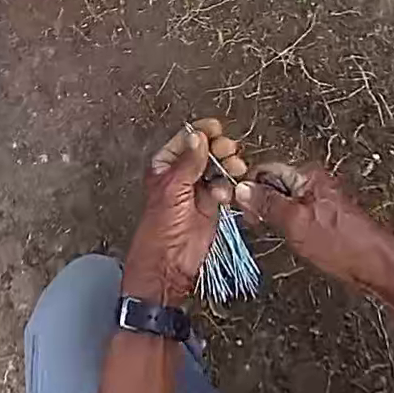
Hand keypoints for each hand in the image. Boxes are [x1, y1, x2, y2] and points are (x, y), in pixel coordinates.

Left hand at [123, 119, 246, 305]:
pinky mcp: (211, 203)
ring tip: (234, 168)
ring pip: (218, 167)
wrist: (169, 264)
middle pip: (206, 150)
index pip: (186, 139)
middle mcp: (182, 174)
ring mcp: (197, 188)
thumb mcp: (173, 189)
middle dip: (219, 148)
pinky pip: (224, 186)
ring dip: (227, 165)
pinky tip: (224, 194)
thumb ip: (189, 162)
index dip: (201, 132)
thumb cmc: (159, 228)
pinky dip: (227, 187)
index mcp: (166, 165)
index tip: (216, 128)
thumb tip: (198, 136)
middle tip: (228, 149)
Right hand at [234, 163, 393, 294]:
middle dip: (262, 203)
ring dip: (275, 215)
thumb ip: (267, 203)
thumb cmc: (341, 243)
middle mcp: (315, 183)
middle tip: (256, 223)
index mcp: (307, 176)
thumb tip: (242, 188)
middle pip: (276, 185)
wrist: (376, 264)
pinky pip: (298, 213)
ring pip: (286, 201)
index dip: (250, 188)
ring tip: (275, 232)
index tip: (242, 208)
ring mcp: (321, 199)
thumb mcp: (294, 222)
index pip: (266, 171)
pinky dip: (289, 224)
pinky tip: (293, 239)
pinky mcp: (326, 217)